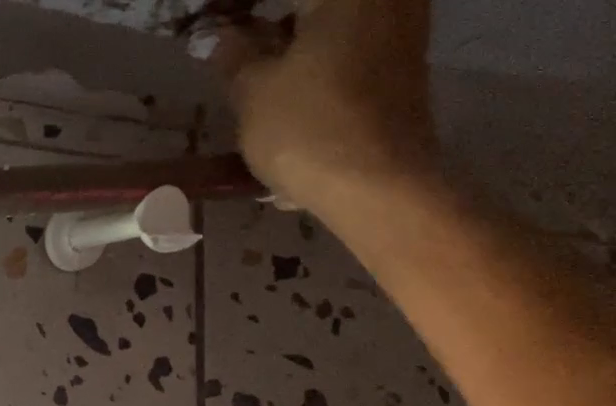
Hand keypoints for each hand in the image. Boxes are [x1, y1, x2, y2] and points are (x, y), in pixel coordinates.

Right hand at [210, 0, 440, 211]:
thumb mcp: (252, 91)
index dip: (239, 7)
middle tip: (230, 42)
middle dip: (272, 19)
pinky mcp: (403, 59)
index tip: (212, 24)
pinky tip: (290, 81)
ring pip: (335, 21)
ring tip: (252, 64)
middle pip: (314, 5)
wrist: (375, 179)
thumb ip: (233, 55)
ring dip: (294, 36)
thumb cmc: (306, 126)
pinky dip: (319, 53)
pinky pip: (353, 40)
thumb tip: (214, 35)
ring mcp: (402, 25)